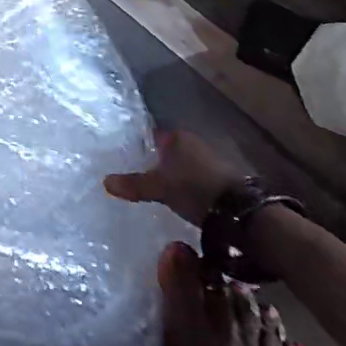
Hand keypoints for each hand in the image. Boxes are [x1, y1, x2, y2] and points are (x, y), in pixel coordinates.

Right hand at [105, 130, 246, 224]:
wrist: (240, 210)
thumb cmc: (194, 188)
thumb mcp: (158, 188)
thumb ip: (133, 184)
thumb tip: (104, 182)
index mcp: (178, 137)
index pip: (153, 135)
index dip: (141, 145)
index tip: (129, 156)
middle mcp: (196, 142)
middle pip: (170, 149)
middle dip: (159, 160)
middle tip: (142, 174)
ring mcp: (213, 159)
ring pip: (186, 163)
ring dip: (177, 173)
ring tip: (161, 188)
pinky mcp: (225, 177)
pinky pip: (199, 176)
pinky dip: (190, 184)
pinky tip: (183, 197)